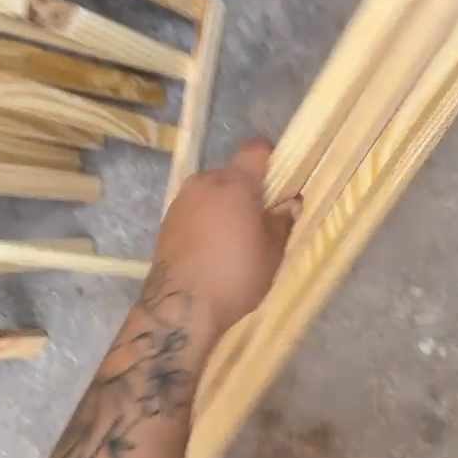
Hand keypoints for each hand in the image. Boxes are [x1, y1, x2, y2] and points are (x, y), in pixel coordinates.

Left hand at [148, 139, 296, 332]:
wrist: (179, 307)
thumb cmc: (235, 276)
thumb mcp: (271, 253)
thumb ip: (282, 221)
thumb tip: (290, 203)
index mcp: (234, 183)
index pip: (255, 149)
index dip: (270, 159)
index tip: (280, 182)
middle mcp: (204, 182)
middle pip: (232, 173)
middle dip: (247, 189)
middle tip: (260, 219)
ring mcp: (181, 200)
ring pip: (211, 191)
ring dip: (224, 205)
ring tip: (233, 239)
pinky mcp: (167, 220)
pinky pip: (195, 208)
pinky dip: (206, 219)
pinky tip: (211, 248)